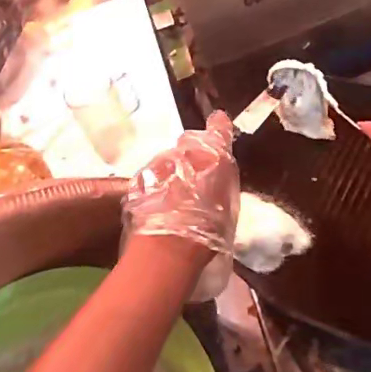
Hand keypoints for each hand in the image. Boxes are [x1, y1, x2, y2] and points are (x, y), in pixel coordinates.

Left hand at [124, 113, 237, 298]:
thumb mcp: (229, 203)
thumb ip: (224, 180)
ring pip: (168, 161)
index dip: (218, 126)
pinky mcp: (140, 177)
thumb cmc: (210, 228)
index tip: (218, 124)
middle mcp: (187, 150)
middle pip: (190, 145)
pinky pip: (151, 177)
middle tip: (195, 182)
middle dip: (192, 157)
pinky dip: (155, 186)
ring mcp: (161, 162)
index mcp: (216, 153)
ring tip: (175, 201)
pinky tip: (158, 208)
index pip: (219, 127)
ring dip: (172, 173)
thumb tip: (220, 174)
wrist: (171, 246)